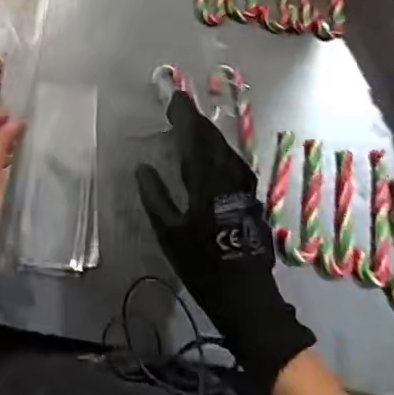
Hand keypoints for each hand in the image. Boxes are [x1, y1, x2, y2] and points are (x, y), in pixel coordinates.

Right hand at [136, 93, 314, 390]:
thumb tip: (142, 167)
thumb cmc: (204, 266)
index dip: (182, 113)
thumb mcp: (169, 234)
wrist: (249, 298)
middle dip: (193, 119)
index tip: (170, 96)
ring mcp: (244, 186)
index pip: (194, 135)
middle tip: (175, 107)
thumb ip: (155, 196)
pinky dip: (216, 150)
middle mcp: (230, 175)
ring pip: (224, 148)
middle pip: (211, 137)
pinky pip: (231, 161)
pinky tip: (208, 156)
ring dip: (206, 134)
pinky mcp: (251, 197)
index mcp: (207, 179)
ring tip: (188, 126)